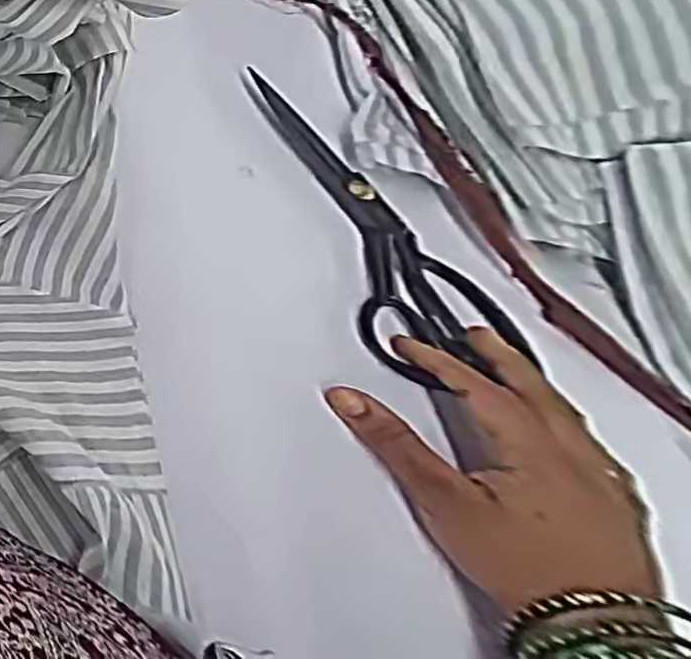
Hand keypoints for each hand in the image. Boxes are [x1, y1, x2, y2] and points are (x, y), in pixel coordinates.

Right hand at [326, 329, 659, 618]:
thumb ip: (393, 443)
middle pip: (536, 394)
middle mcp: (577, 463)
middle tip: (476, 336)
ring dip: (535, 388)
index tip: (410, 346)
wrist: (594, 631)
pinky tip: (562, 435)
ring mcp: (603, 489)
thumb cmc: (528, 570)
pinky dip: (565, 427)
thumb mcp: (442, 500)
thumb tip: (350, 400)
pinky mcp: (616, 512)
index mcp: (535, 452)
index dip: (439, 362)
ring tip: (514, 372)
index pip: (479, 389)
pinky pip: (591, 450)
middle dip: (502, 359)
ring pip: (567, 420)